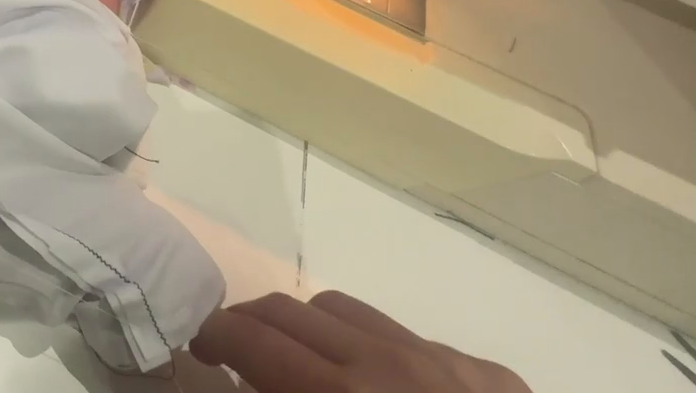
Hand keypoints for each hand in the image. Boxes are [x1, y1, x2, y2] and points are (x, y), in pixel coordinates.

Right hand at [191, 291, 531, 392]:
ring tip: (306, 364)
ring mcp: (446, 362)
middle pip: (289, 309)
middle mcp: (389, 363)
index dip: (214, 334)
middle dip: (249, 324)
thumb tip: (247, 386)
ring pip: (344, 310)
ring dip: (308, 330)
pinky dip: (382, 355)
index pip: (253, 338)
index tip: (199, 350)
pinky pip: (415, 340)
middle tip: (236, 353)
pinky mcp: (495, 376)